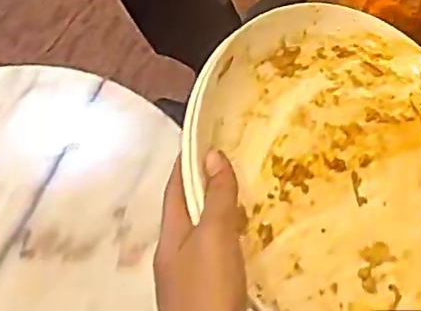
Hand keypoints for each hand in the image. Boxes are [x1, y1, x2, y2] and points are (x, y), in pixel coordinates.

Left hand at [154, 150, 246, 310]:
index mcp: (170, 236)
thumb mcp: (214, 236)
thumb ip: (215, 196)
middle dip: (208, 179)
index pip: (175, 187)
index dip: (188, 159)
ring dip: (221, 203)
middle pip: (189, 206)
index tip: (205, 131)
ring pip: (205, 226)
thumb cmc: (207, 288)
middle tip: (235, 152)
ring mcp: (191, 272)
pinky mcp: (209, 287)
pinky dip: (231, 228)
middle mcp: (176, 252)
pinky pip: (218, 246)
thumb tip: (211, 154)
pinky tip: (249, 227)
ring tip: (247, 182)